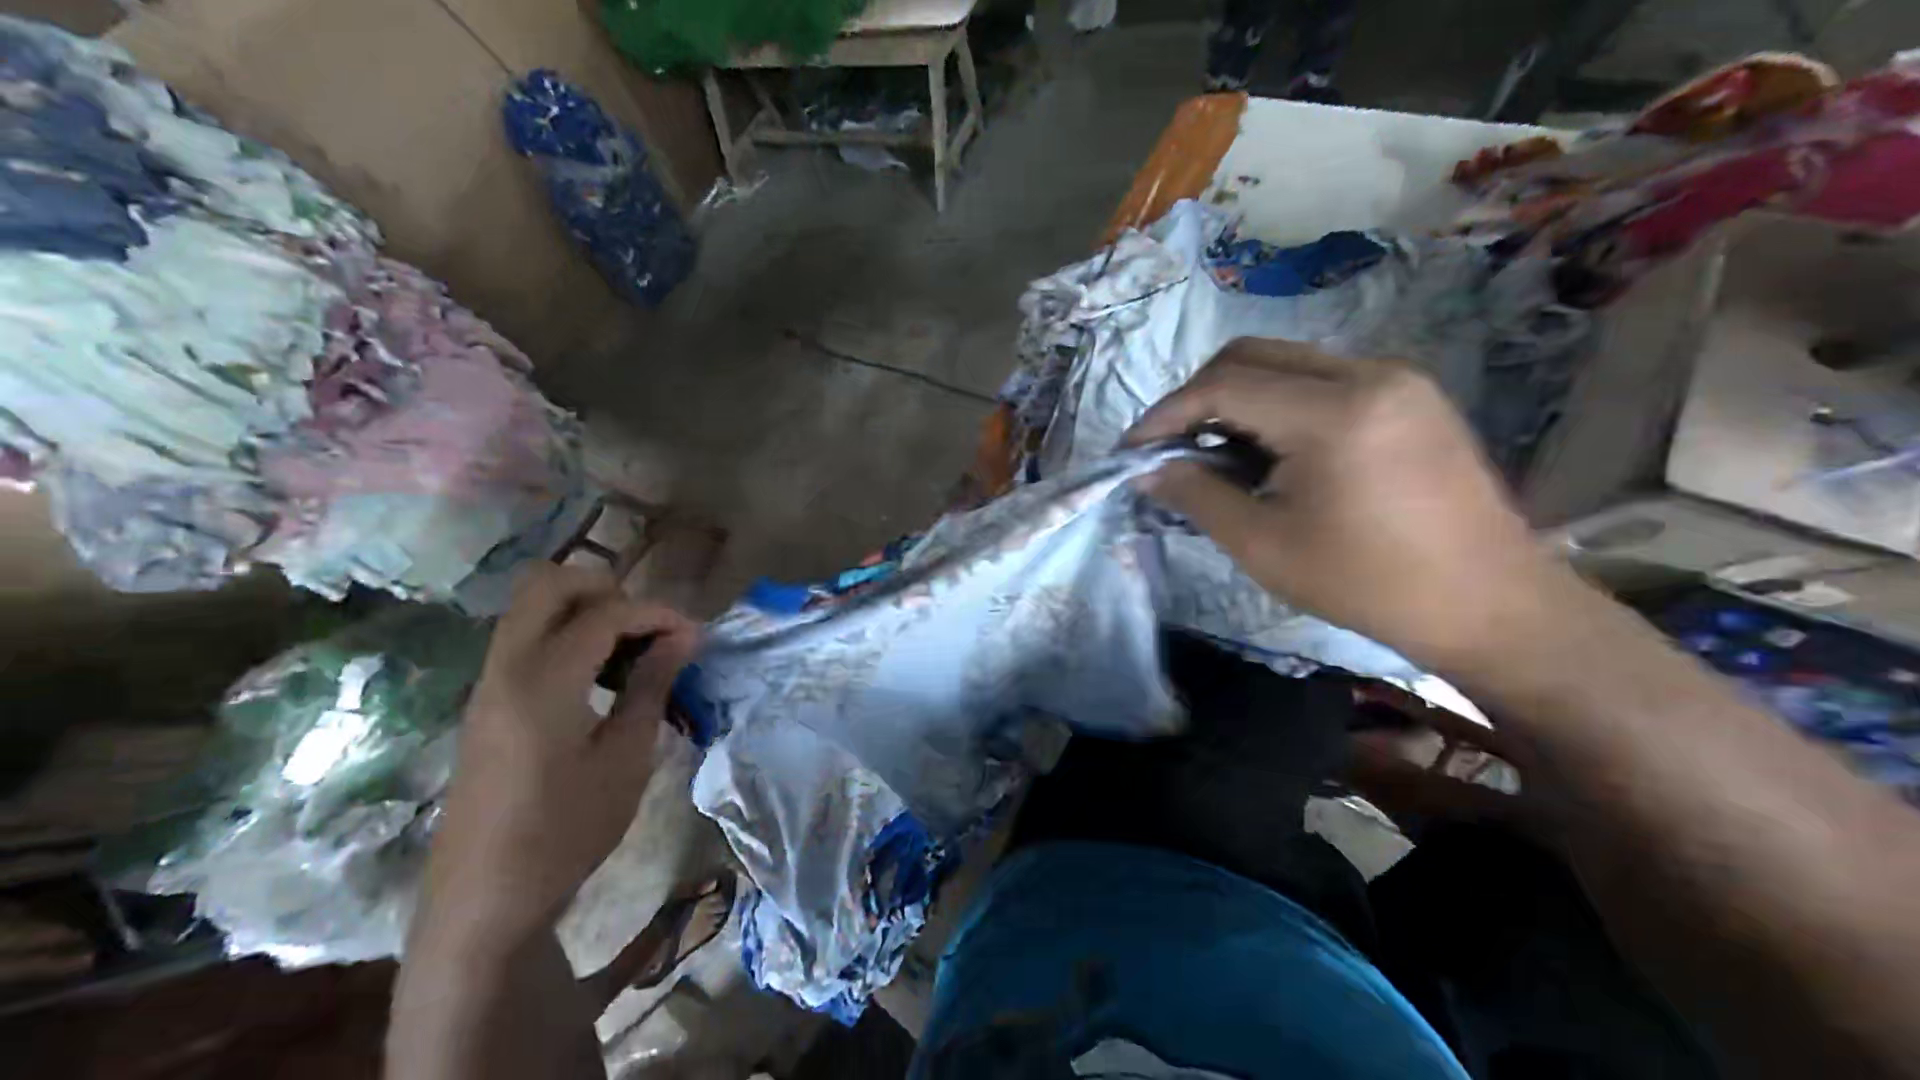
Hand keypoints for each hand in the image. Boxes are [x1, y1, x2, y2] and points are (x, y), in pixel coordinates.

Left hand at [420, 564, 700, 943]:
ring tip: (630, 654)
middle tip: (648, 627)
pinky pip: (524, 642)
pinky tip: (599, 680)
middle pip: (547, 584)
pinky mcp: (485, 705)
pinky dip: (565, 638)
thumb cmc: (566, 830)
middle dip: (606, 589)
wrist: (485, 901)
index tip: (694, 635)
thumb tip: (683, 636)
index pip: (604, 612)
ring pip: (531, 610)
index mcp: (542, 679)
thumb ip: (651, 685)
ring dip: (584, 612)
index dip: (656, 613)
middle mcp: (505, 667)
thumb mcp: (626, 758)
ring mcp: (487, 685)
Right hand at [1127, 338, 1572, 676]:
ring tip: (1215, 454)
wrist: (1487, 604)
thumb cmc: (1366, 583)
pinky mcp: (1410, 394)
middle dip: (1196, 398)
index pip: (1223, 385)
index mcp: (1334, 412)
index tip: (1133, 451)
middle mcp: (1368, 373)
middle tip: (1170, 448)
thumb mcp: (1263, 545)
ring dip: (1237, 399)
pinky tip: (1268, 452)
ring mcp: (1396, 378)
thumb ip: (1196, 496)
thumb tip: (1146, 471)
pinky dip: (1278, 405)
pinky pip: (1321, 379)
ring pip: (1286, 363)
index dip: (1166, 414)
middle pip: (1251, 356)